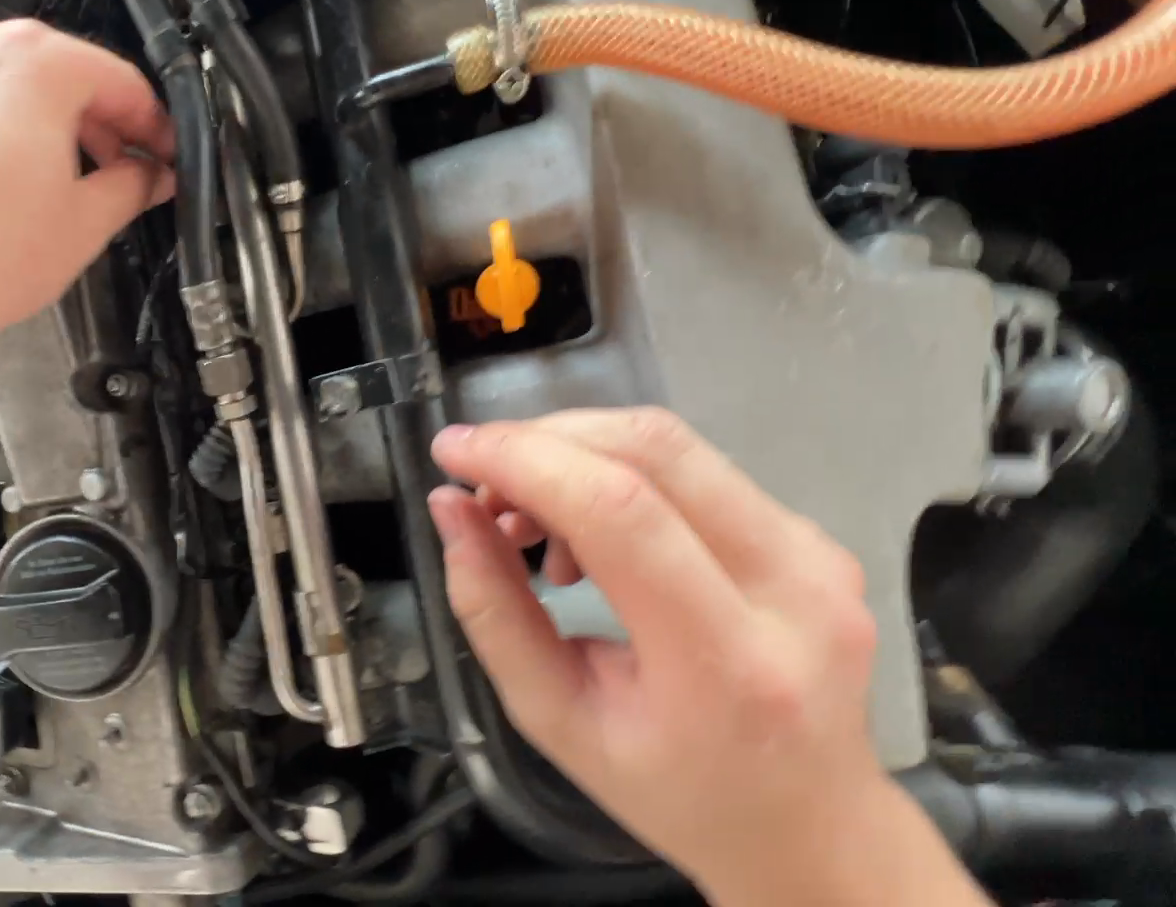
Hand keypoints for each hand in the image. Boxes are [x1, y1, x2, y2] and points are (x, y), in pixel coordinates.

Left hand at [0, 19, 174, 353]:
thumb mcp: (85, 222)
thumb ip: (133, 186)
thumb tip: (151, 176)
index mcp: (32, 63)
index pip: (120, 82)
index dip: (153, 126)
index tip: (164, 155)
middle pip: (64, 78)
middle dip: (103, 128)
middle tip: (128, 173)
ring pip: (13, 91)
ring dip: (53, 132)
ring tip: (71, 187)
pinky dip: (2, 136)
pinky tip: (14, 188)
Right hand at [428, 409, 910, 898]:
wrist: (810, 822)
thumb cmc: (671, 787)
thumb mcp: (551, 716)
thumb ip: (490, 609)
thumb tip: (450, 507)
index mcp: (726, 662)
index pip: (620, 512)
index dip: (522, 460)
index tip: (453, 452)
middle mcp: (791, 590)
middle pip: (650, 450)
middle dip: (540, 442)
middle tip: (483, 486)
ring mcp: (813, 553)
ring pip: (668, 443)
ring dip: (570, 454)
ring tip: (528, 522)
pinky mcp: (810, 534)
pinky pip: (689, 467)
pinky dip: (609, 473)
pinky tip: (584, 533)